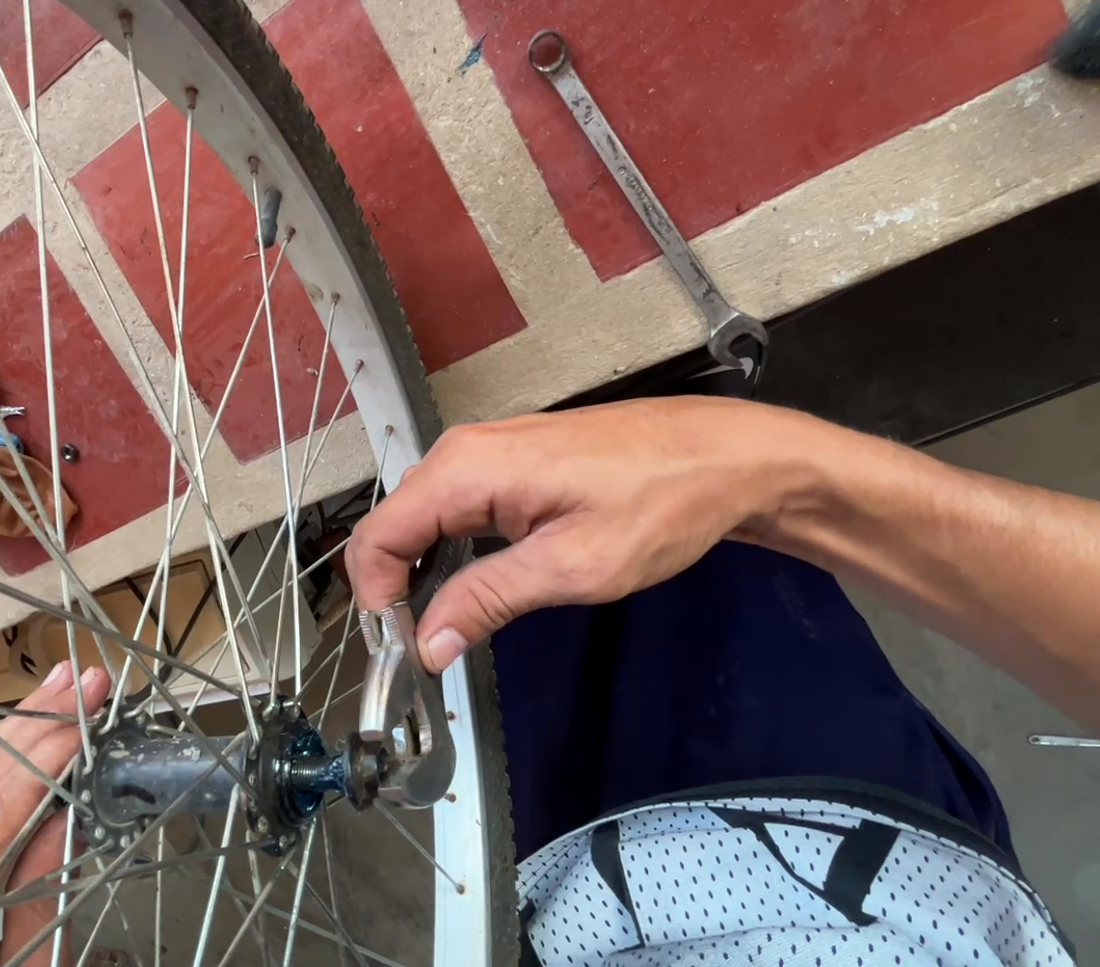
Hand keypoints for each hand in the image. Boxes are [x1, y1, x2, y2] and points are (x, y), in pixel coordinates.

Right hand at [346, 397, 830, 671]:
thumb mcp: (572, 566)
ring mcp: (483, 450)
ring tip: (451, 619)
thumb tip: (427, 646)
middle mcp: (460, 451)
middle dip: (396, 586)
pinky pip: (452, 505)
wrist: (724, 455)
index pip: (378, 535)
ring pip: (420, 516)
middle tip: (428, 644)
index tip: (402, 648)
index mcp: (464, 470)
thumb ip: (487, 600)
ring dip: (421, 569)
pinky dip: (448, 547)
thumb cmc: (656, 505)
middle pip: (394, 524)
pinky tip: (473, 579)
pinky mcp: (506, 459)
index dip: (375, 596)